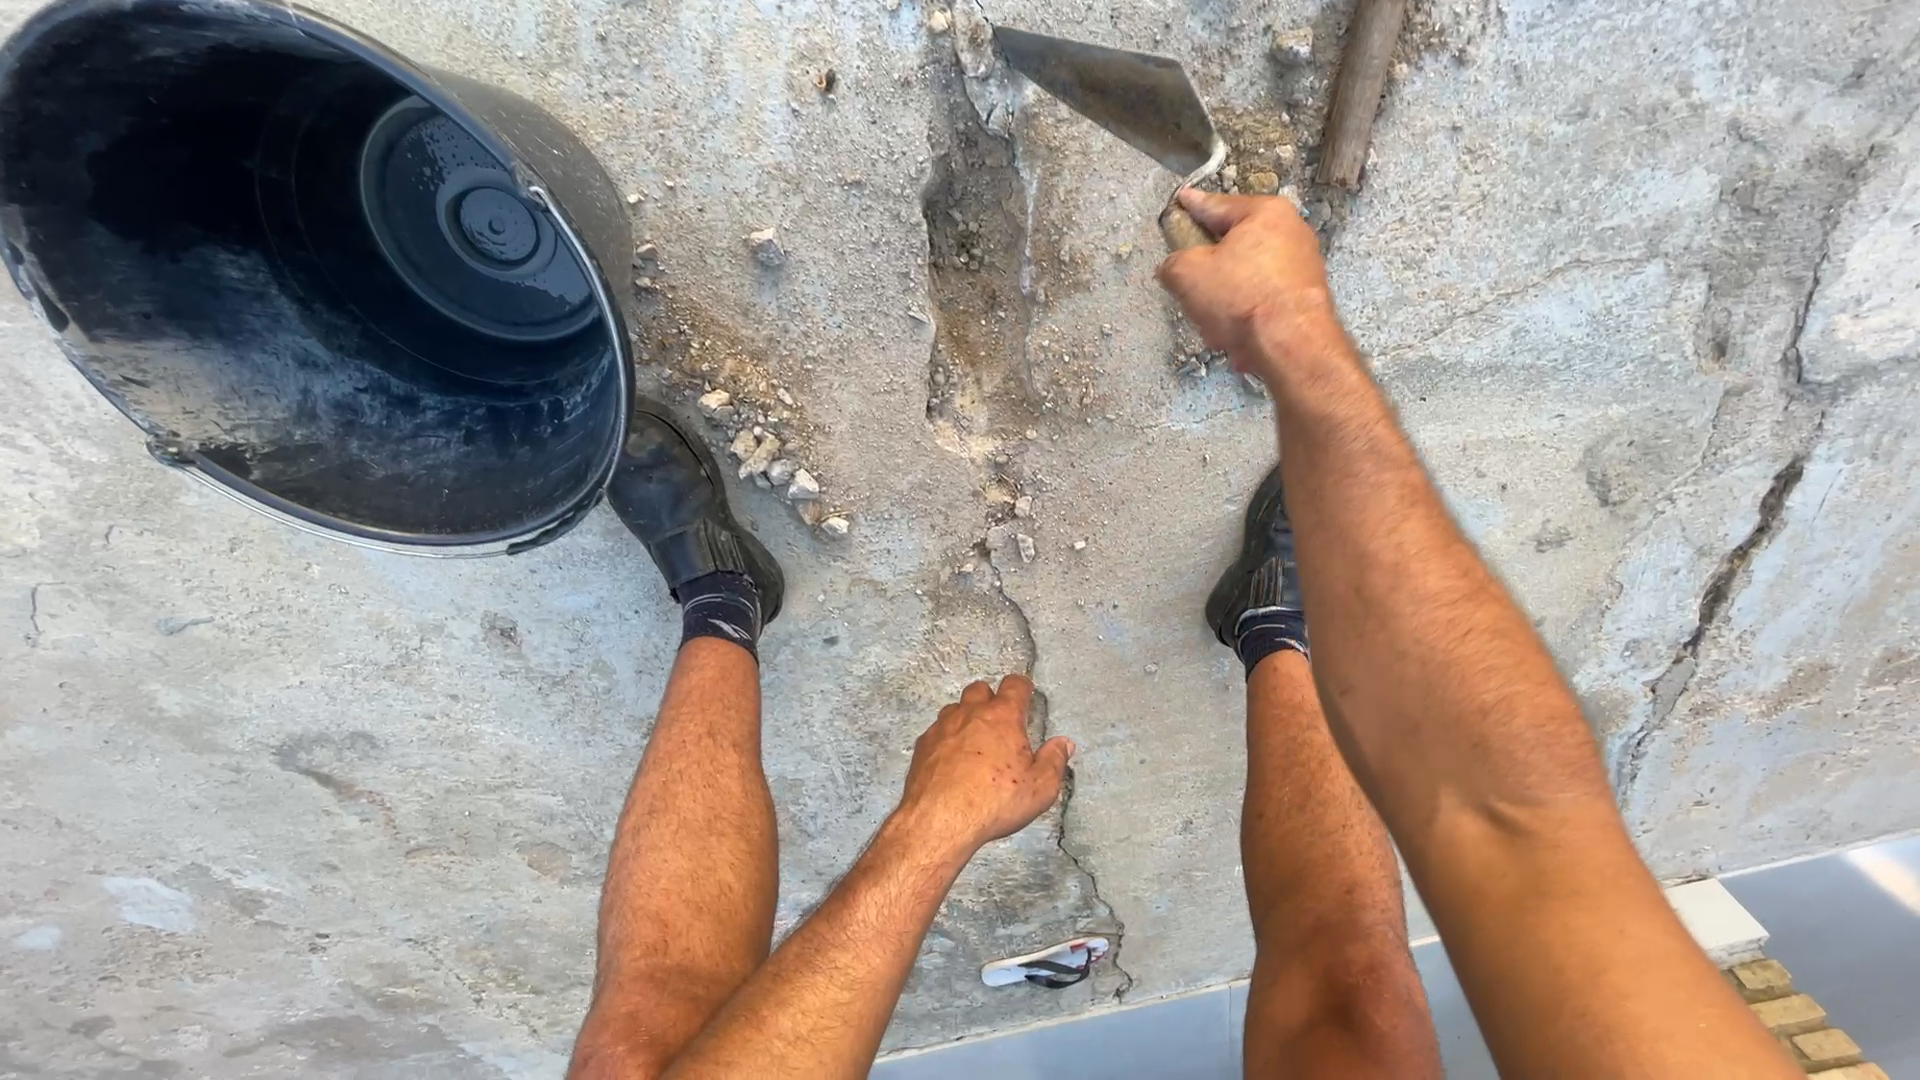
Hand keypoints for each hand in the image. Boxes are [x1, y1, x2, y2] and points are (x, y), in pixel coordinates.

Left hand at [891, 675, 1073, 857]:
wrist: (940, 819)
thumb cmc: (993, 801)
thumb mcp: (1040, 788)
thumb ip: (1054, 761)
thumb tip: (1063, 744)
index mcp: (1003, 717)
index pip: (1015, 685)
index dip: (1022, 686)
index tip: (1025, 691)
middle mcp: (971, 713)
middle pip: (980, 689)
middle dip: (991, 699)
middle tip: (1000, 720)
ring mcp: (943, 727)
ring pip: (956, 708)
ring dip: (966, 717)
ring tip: (975, 740)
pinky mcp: (923, 745)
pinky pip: (937, 731)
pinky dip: (947, 738)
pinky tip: (952, 759)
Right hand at [1156, 189, 1345, 377]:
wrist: (1289, 342)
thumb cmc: (1240, 297)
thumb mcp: (1187, 274)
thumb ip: (1173, 263)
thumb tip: (1172, 267)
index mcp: (1265, 213)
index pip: (1218, 205)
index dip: (1194, 204)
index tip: (1183, 198)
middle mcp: (1291, 231)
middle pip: (1236, 242)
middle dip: (1211, 261)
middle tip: (1190, 275)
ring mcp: (1302, 265)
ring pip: (1247, 273)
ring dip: (1226, 293)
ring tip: (1211, 316)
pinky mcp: (1304, 297)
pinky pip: (1262, 297)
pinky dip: (1244, 310)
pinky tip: (1233, 330)